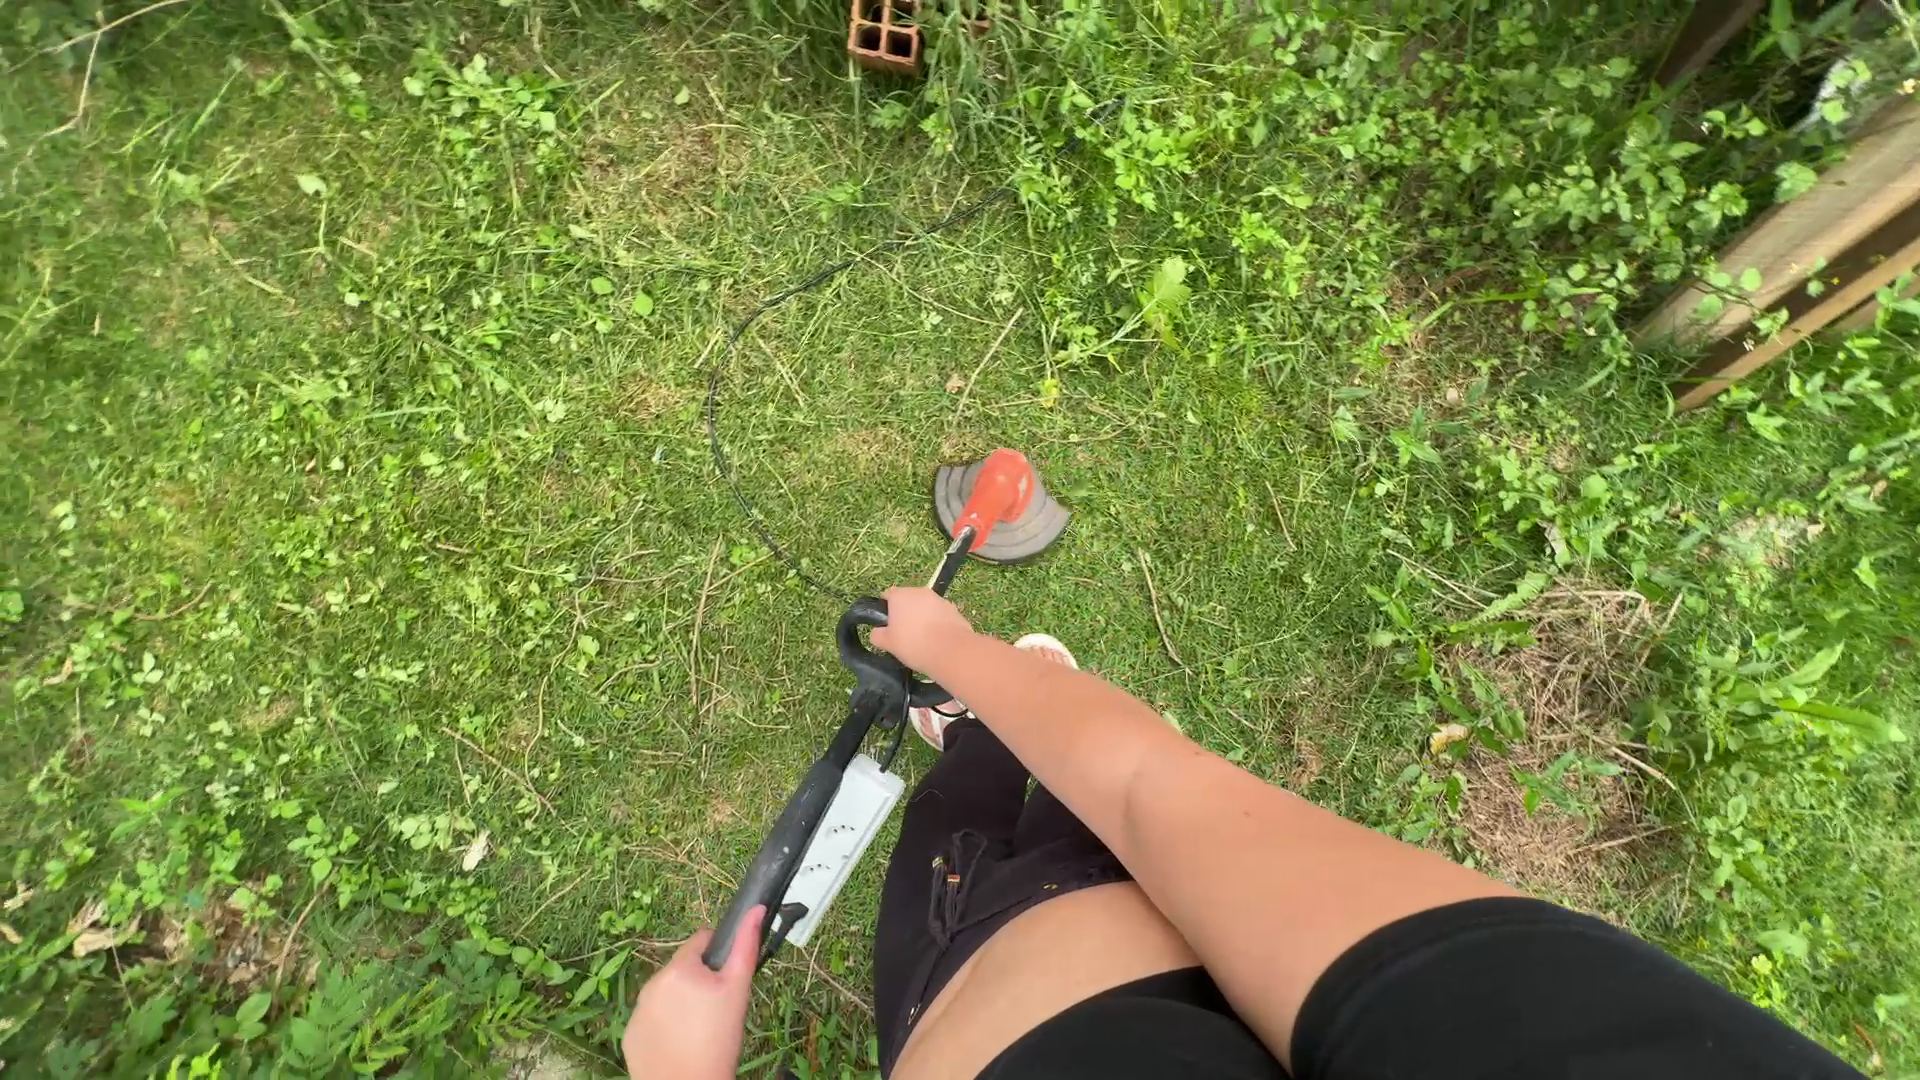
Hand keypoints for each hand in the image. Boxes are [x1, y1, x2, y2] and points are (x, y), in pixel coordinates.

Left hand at [622, 906, 762, 1079]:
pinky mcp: (629, 1037)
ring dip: (682, 1001)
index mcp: (678, 968)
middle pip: (683, 969)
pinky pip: (652, 1019)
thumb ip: (746, 945)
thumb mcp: (738, 989)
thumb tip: (756, 909)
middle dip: (699, 981)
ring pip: (668, 994)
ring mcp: (636, 1012)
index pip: (701, 941)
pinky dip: (665, 1025)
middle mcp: (651, 984)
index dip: (718, 957)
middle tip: (716, 1009)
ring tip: (699, 1029)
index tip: (725, 982)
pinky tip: (680, 1043)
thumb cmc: (718, 1039)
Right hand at [870, 586, 974, 671]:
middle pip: (907, 600)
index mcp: (900, 595)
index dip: (884, 609)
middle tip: (903, 635)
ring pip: (925, 607)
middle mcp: (919, 591)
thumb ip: (877, 635)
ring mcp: (939, 599)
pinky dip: (937, 623)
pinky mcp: (954, 609)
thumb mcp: (887, 643)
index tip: (886, 626)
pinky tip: (937, 640)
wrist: (951, 651)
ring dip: (922, 618)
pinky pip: (940, 615)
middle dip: (904, 614)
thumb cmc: (913, 644)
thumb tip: (877, 632)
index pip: (887, 595)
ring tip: (922, 640)